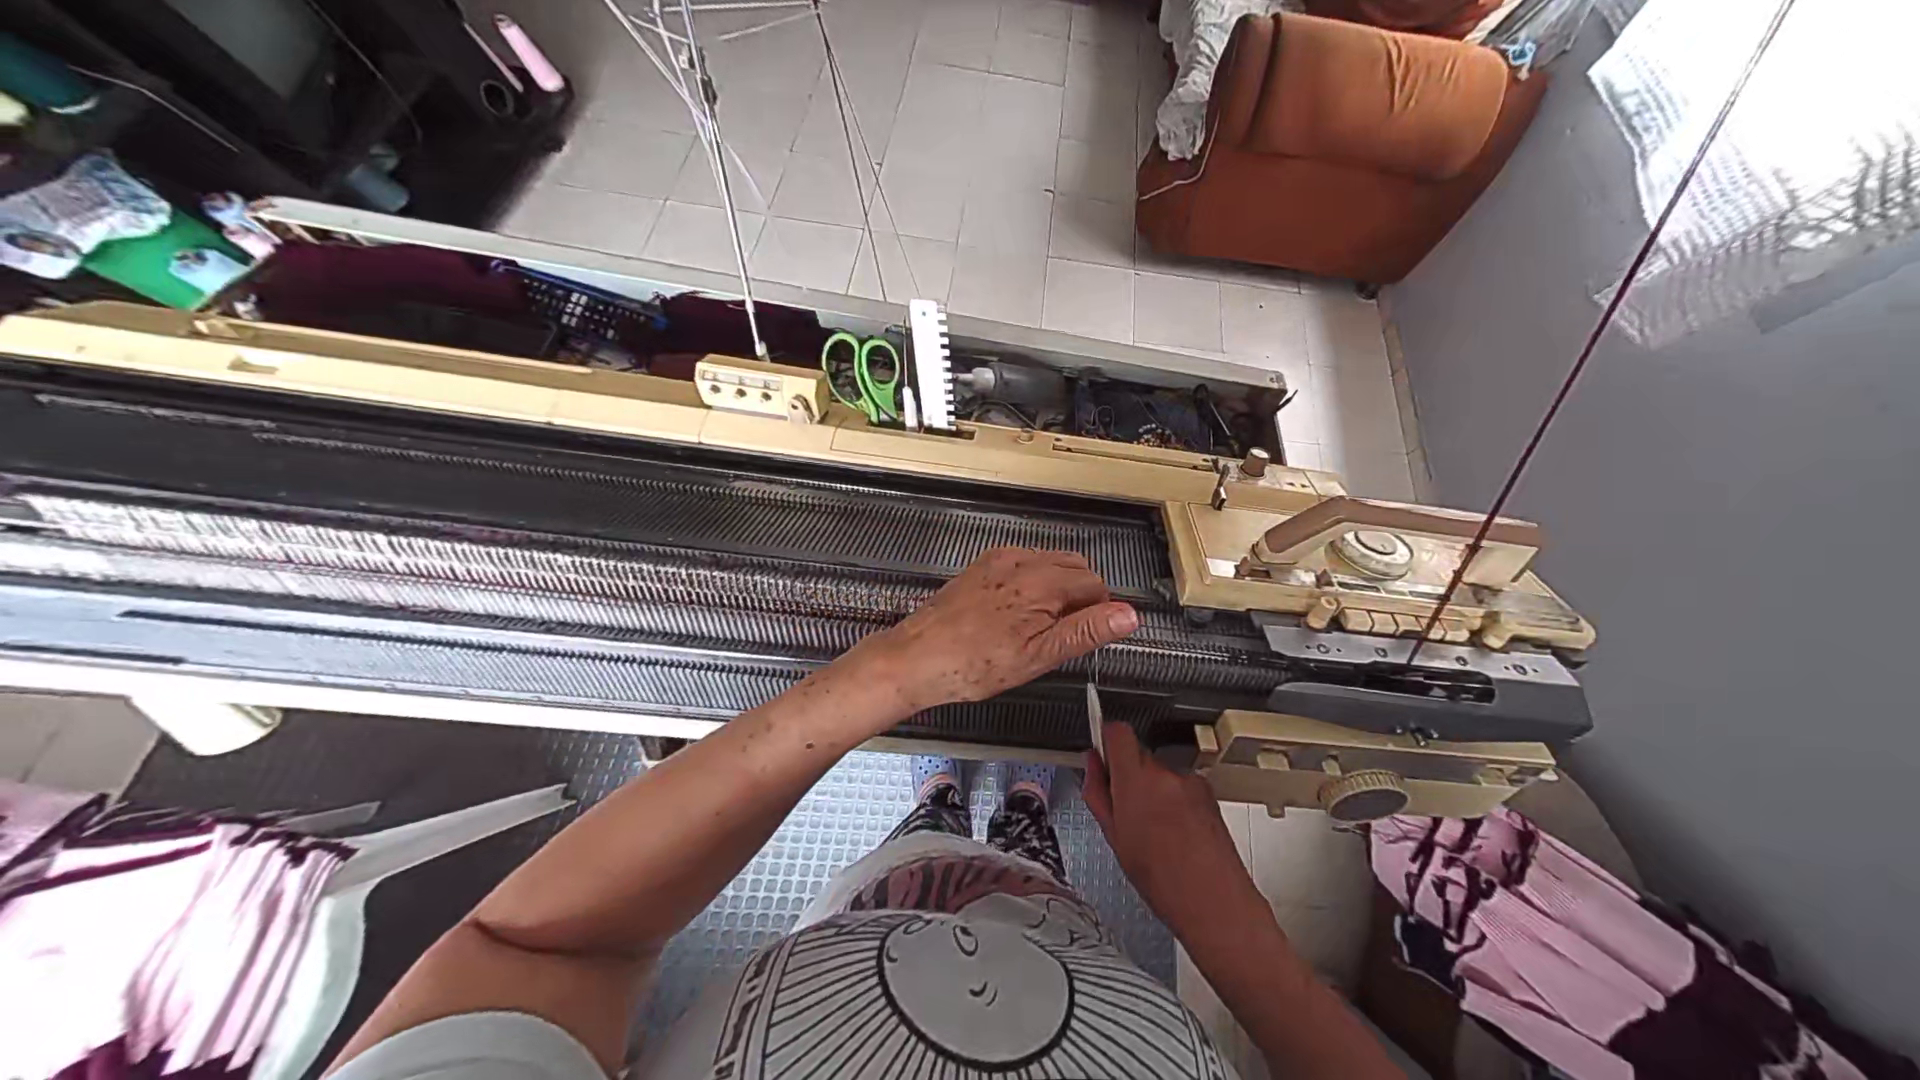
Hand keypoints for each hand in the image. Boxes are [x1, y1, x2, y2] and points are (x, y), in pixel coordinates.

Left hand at [842, 547, 1138, 715]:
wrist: (916, 657)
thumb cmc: (972, 663)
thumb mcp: (1039, 655)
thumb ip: (1086, 630)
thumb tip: (1127, 616)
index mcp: (1042, 581)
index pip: (1095, 584)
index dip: (1098, 612)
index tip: (1088, 636)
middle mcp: (1021, 561)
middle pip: (1075, 568)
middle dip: (1080, 597)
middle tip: (1063, 635)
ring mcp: (999, 561)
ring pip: (1049, 564)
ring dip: (1057, 589)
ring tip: (1038, 628)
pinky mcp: (981, 567)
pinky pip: (1023, 565)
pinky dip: (1032, 583)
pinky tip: (1015, 615)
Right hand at [1083, 721, 1269, 943]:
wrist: (1215, 902)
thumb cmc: (1164, 880)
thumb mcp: (1114, 838)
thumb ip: (1098, 793)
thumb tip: (1092, 766)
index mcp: (1136, 780)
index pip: (1118, 731)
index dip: (1107, 738)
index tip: (1102, 753)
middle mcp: (1164, 774)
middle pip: (1138, 754)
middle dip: (1129, 774)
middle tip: (1125, 808)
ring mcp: (1190, 782)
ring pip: (1159, 772)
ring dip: (1153, 790)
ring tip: (1155, 829)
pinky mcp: (1208, 792)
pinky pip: (1180, 786)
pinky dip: (1174, 800)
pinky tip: (1176, 832)